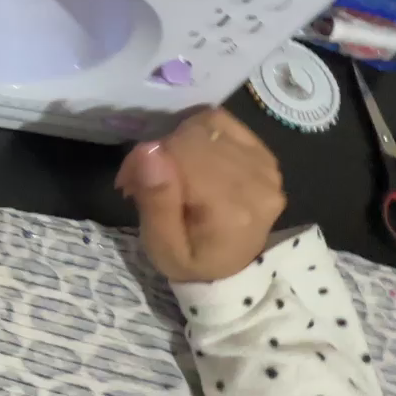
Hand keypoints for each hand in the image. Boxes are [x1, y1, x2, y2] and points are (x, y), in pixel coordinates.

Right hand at [116, 108, 285, 282]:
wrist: (230, 272)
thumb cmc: (190, 261)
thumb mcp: (162, 246)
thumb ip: (156, 201)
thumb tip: (149, 149)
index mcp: (231, 208)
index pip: (180, 153)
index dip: (147, 161)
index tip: (130, 184)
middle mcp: (257, 182)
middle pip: (192, 138)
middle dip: (160, 151)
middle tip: (143, 180)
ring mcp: (265, 167)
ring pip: (205, 127)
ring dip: (177, 141)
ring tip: (168, 169)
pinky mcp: (264, 155)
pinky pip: (222, 123)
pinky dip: (199, 132)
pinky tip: (193, 157)